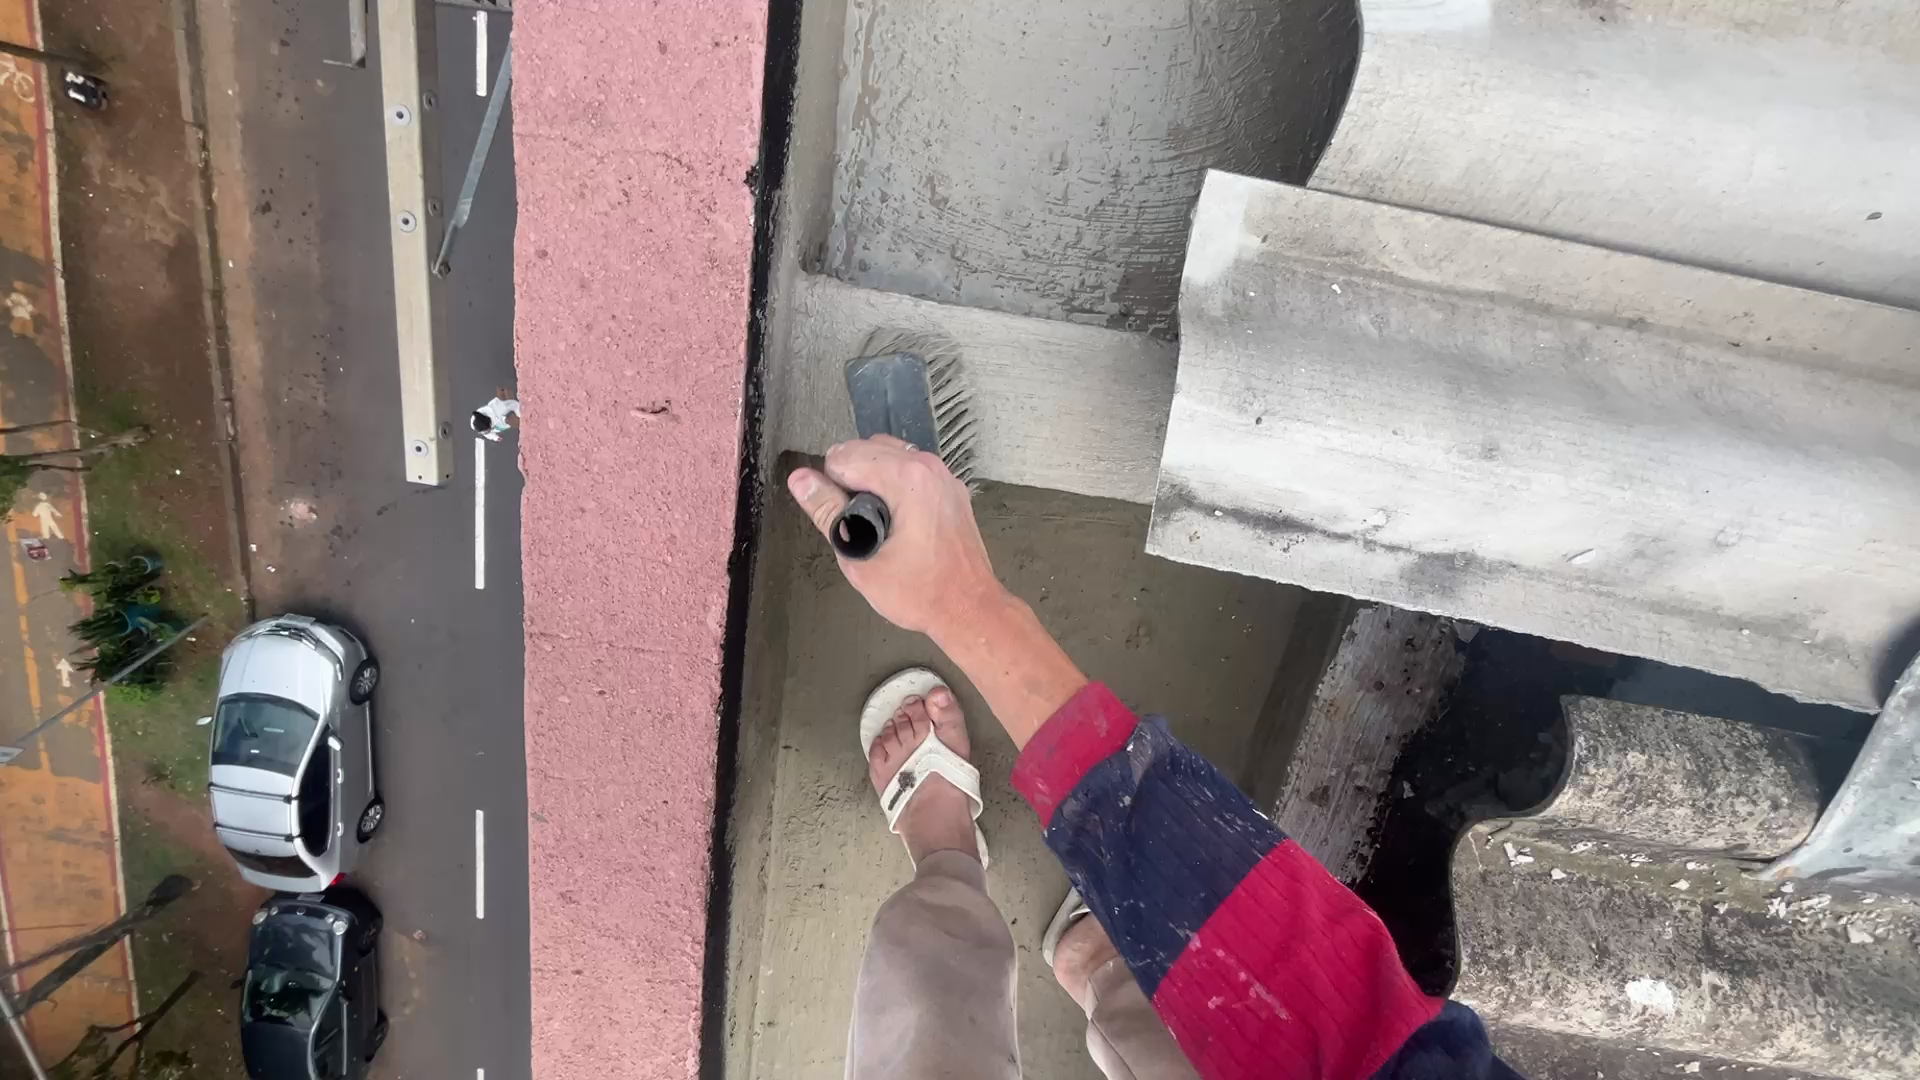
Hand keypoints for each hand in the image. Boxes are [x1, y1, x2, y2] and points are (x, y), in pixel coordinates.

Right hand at [786, 436, 1005, 637]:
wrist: (969, 609)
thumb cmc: (921, 592)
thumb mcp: (860, 557)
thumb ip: (827, 513)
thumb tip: (801, 480)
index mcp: (907, 480)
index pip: (843, 456)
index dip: (832, 489)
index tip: (845, 521)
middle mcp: (929, 468)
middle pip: (865, 447)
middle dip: (850, 478)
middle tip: (856, 523)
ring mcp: (944, 476)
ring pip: (889, 452)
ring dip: (871, 477)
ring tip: (873, 520)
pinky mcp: (950, 488)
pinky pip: (911, 467)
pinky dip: (894, 482)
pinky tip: (894, 518)